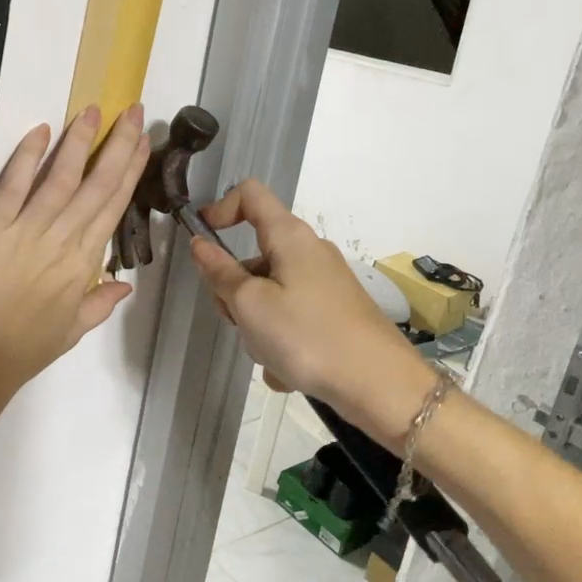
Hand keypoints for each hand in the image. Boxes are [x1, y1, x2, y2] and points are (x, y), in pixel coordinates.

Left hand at [0, 104, 149, 410]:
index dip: (131, 171)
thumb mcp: (69, 332)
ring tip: (94, 110)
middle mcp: (62, 240)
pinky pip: (13, 184)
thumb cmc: (20, 350)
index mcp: (83, 264)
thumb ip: (99, 304)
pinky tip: (42, 130)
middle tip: (133, 111)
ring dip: (80, 141)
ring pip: (61, 177)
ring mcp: (26, 230)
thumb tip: (126, 284)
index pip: (114, 207)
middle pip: (97, 184)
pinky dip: (28, 156)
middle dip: (118, 145)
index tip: (144, 142)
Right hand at [188, 180, 436, 450]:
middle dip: (234, 287)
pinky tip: (288, 371)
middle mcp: (309, 252)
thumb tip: (200, 244)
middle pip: (255, 254)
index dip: (219, 208)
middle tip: (235, 318)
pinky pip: (291, 318)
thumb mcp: (249, 304)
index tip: (201, 243)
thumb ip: (220, 272)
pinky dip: (281, 340)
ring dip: (256, 322)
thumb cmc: (308, 336)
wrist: (381, 386)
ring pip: (269, 292)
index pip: (250, 194)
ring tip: (268, 354)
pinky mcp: (334, 313)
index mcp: (289, 237)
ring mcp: (324, 284)